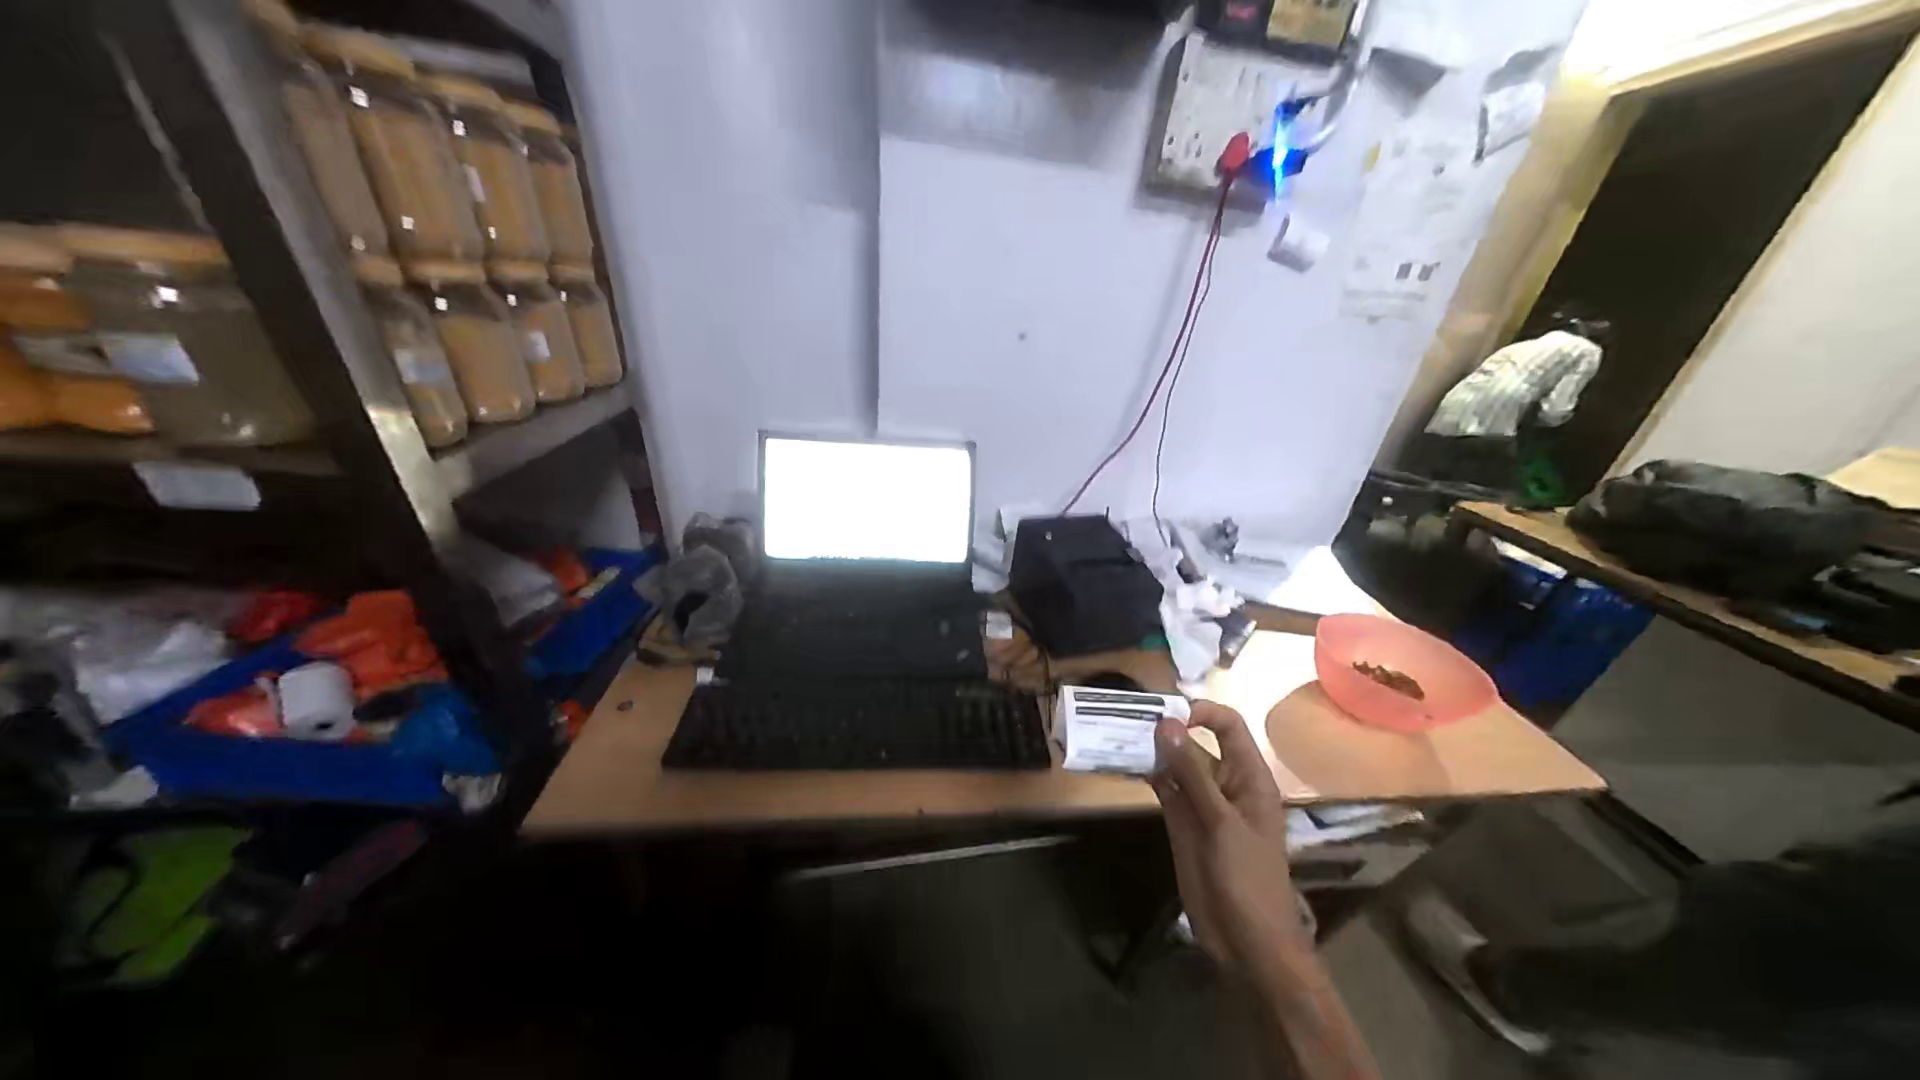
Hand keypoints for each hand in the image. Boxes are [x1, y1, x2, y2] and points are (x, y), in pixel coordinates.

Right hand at [1152, 701, 1308, 983]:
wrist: (1247, 940)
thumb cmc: (1248, 877)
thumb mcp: (1221, 822)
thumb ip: (1192, 773)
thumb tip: (1166, 725)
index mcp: (1248, 776)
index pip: (1229, 726)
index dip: (1202, 713)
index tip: (1168, 715)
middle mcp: (1223, 782)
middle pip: (1197, 741)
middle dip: (1168, 727)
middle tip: (1129, 716)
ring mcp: (1201, 803)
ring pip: (1175, 764)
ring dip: (1152, 749)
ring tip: (1119, 733)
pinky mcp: (1181, 821)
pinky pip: (1163, 788)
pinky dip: (1145, 773)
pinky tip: (1124, 762)